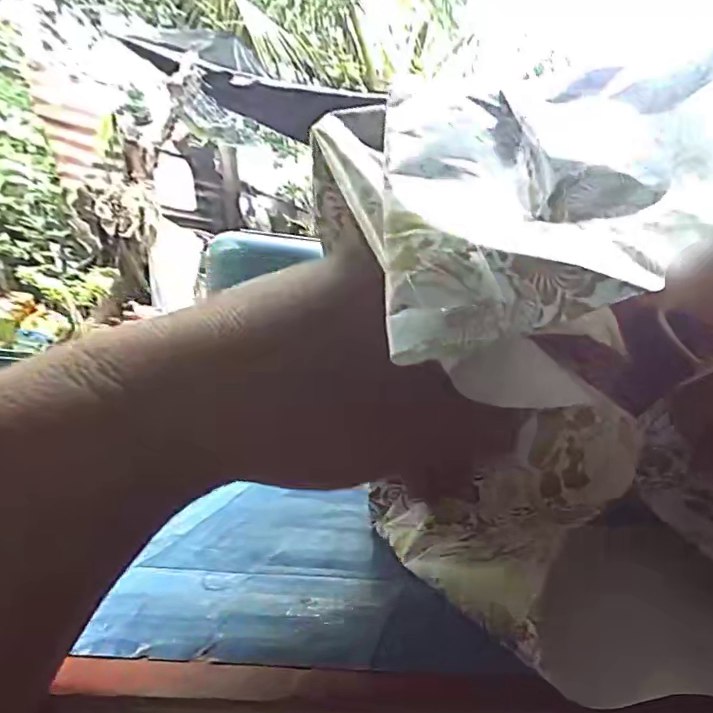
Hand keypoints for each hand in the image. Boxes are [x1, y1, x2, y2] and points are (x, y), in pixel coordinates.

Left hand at [71, 254, 520, 493]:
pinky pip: (373, 345)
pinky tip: (382, 427)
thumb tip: (526, 426)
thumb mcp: (416, 433)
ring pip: (418, 341)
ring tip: (429, 448)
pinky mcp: (306, 306)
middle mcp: (388, 264)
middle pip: (464, 328)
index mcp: (429, 276)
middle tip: (480, 437)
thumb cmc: (313, 410)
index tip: (536, 403)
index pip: (512, 311)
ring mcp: (341, 282)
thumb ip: (484, 429)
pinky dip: (390, 384)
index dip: (533, 360)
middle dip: (478, 387)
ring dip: (432, 394)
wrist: (175, 402)